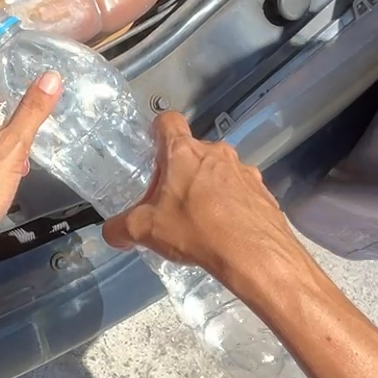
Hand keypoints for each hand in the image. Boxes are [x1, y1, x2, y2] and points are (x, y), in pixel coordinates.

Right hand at [102, 113, 314, 302]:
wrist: (256, 256)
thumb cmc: (197, 230)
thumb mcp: (145, 230)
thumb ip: (121, 228)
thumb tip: (112, 233)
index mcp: (183, 153)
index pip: (168, 121)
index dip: (158, 130)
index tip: (153, 148)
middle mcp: (216, 154)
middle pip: (193, 151)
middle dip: (181, 171)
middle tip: (171, 200)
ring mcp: (245, 172)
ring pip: (219, 171)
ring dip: (209, 187)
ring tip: (201, 220)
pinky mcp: (265, 193)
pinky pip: (242, 192)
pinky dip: (232, 206)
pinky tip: (225, 231)